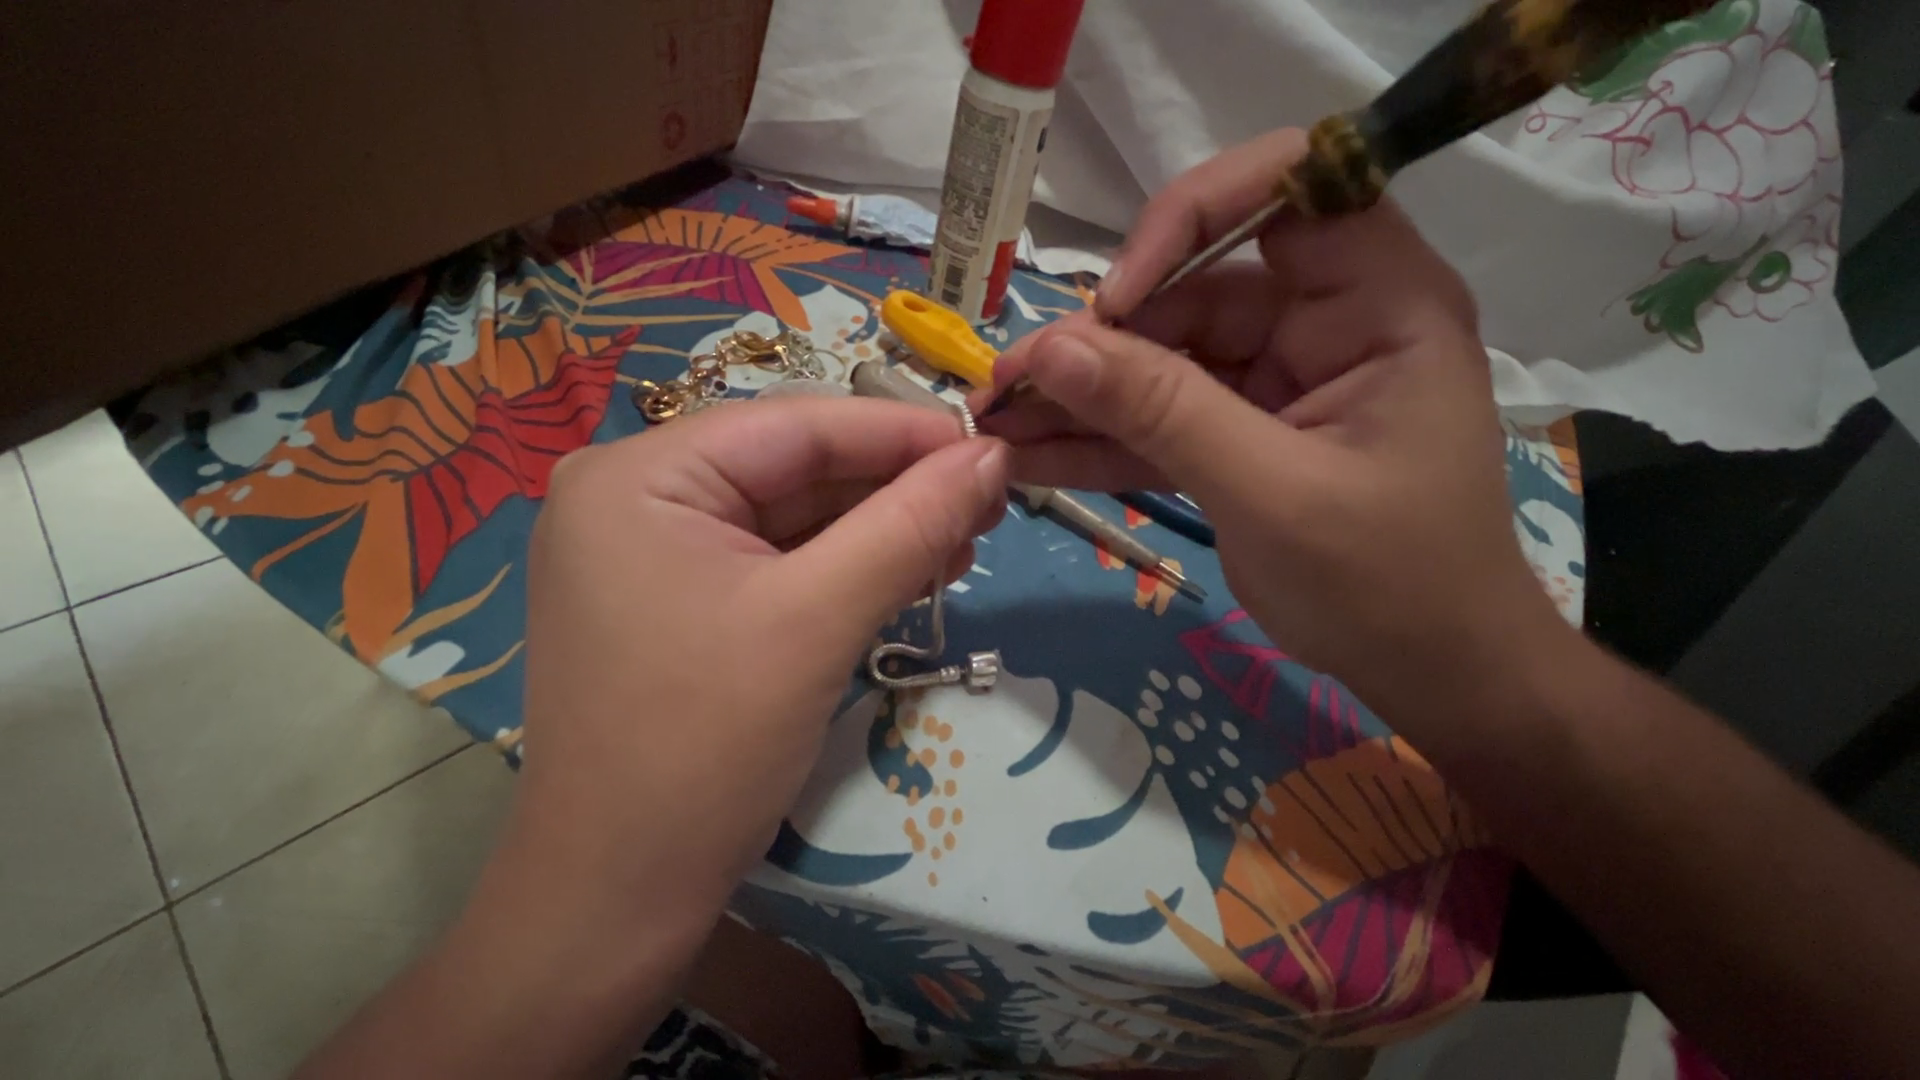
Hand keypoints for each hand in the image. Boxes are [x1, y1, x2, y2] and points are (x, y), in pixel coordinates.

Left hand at [301, 399, 1006, 1078]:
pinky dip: (841, 567)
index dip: (904, 432)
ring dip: (878, 529)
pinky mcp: (674, 600)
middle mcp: (633, 496)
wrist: (617, 895)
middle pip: (793, 468)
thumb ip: (910, 525)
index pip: (796, 426)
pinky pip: (772, 561)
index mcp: (639, 475)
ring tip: (963, 547)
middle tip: (988, 508)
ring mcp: (649, 551)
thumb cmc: (705, 747)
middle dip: (896, 488)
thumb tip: (993, 454)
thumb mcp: (817, 620)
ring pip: (789, 516)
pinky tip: (908, 574)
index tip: (993, 447)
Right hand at [975, 127, 1563, 716]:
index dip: (1193, 219)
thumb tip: (1050, 350)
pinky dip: (1098, 441)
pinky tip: (1027, 456)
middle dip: (1098, 340)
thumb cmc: (1388, 582)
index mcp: (1377, 303)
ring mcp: (1274, 382)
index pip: (1292, 189)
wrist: (1428, 671)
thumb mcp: (1272, 492)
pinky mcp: (1239, 436)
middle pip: (1194, 291)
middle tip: (1007, 387)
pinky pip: (1157, 422)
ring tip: (994, 421)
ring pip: (1160, 363)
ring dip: (1080, 395)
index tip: (1119, 298)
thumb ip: (1162, 413)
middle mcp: (1323, 323)